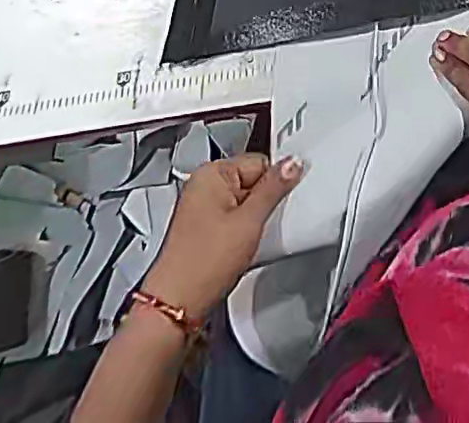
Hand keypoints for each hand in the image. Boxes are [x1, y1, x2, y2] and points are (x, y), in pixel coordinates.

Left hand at [140, 153, 304, 314]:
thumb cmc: (202, 263)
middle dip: (263, 204)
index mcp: (211, 172)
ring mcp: (202, 207)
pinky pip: (234, 219)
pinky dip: (243, 232)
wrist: (177, 305)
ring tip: (246, 242)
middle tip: (258, 226)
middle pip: (252, 181)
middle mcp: (203, 185)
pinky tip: (240, 249)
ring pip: (244, 203)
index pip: (259, 162)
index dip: (275, 184)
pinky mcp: (204, 228)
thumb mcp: (249, 221)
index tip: (282, 201)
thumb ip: (274, 188)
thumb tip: (291, 163)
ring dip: (253, 220)